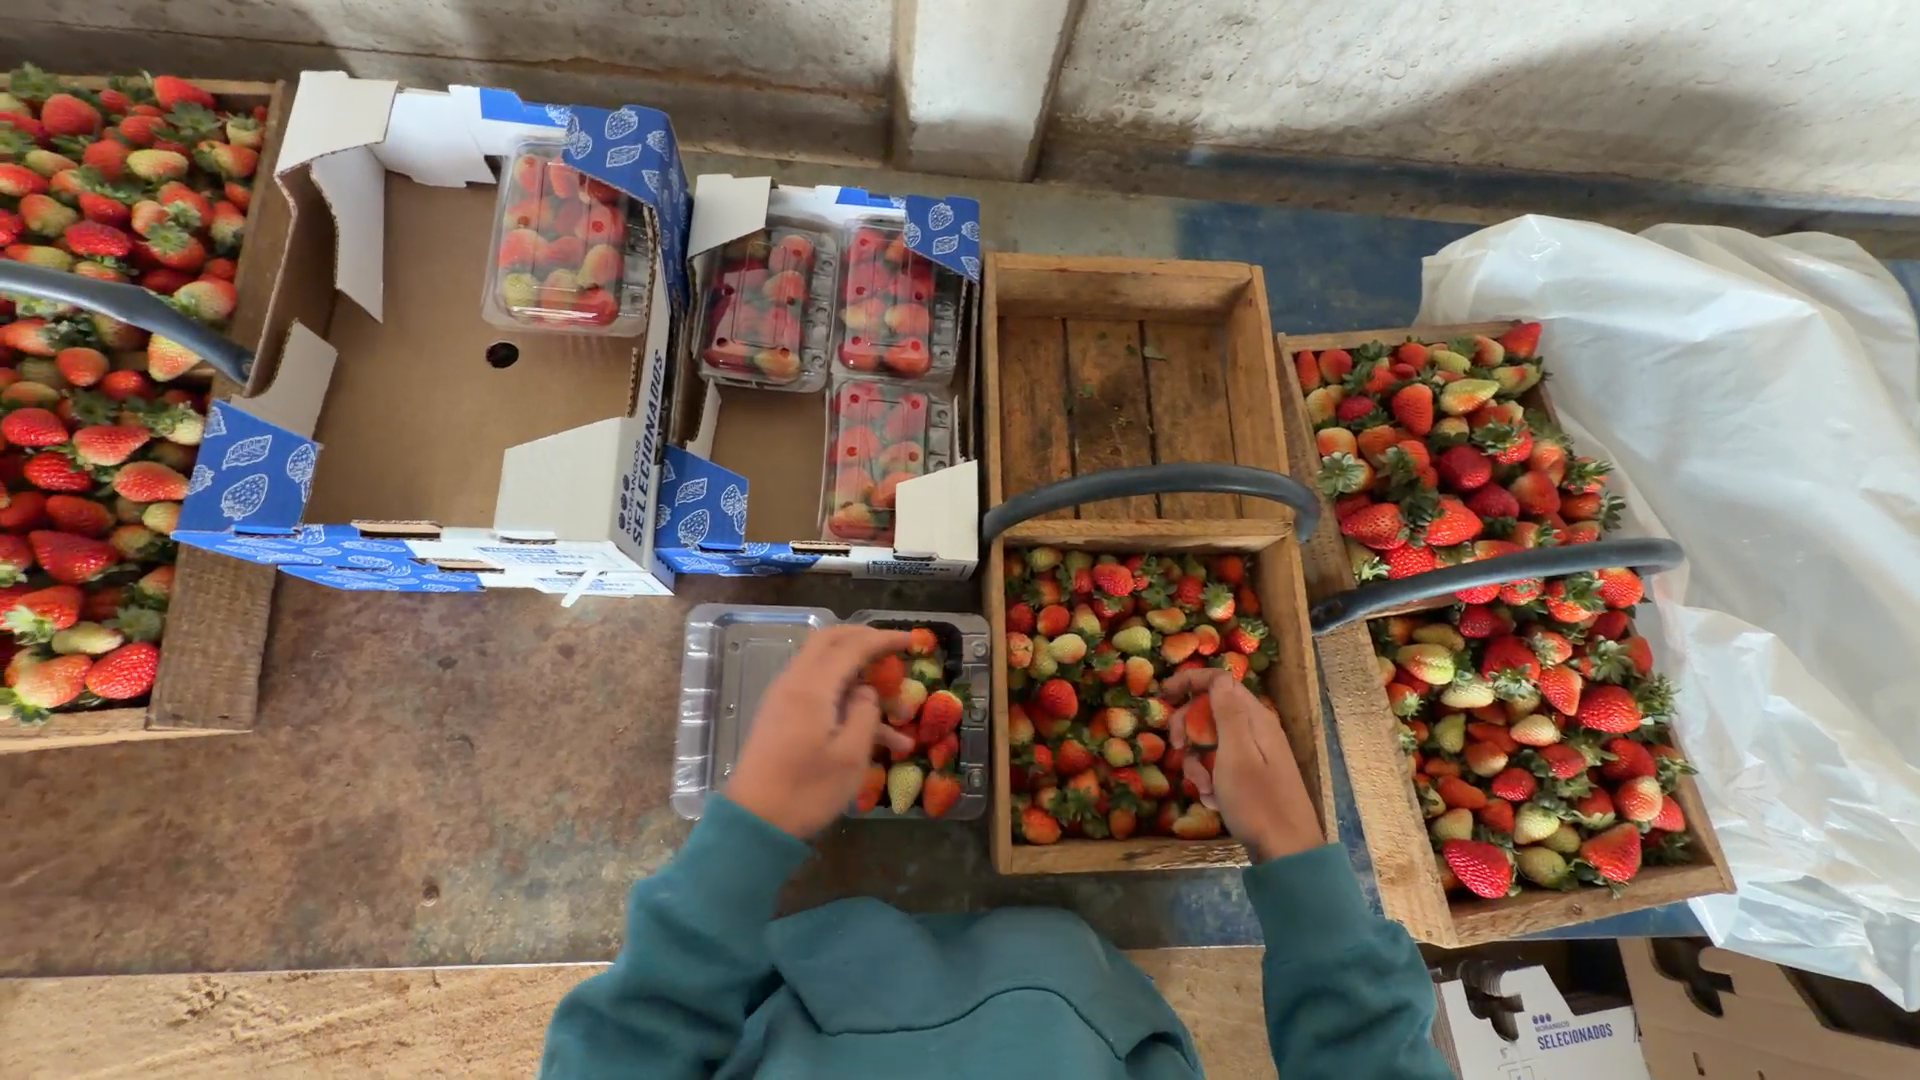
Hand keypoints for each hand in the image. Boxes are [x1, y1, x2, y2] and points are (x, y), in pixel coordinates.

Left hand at [726, 626, 914, 837]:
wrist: (754, 824)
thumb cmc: (807, 791)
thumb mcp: (851, 755)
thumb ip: (865, 712)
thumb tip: (866, 691)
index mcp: (812, 687)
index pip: (852, 646)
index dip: (883, 639)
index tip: (912, 640)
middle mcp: (794, 682)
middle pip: (830, 641)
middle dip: (864, 639)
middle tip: (893, 649)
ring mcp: (784, 698)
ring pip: (825, 666)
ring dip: (858, 672)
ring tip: (895, 704)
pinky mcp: (781, 716)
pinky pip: (818, 691)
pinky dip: (845, 698)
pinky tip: (878, 735)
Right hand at [1163, 668, 1324, 861]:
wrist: (1286, 852)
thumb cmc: (1257, 801)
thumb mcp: (1236, 753)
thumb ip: (1227, 712)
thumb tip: (1220, 676)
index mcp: (1255, 718)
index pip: (1219, 681)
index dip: (1189, 682)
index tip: (1163, 696)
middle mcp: (1255, 730)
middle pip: (1210, 710)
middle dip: (1188, 728)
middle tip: (1178, 748)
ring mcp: (1253, 754)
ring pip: (1210, 740)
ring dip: (1197, 761)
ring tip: (1202, 787)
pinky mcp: (1249, 775)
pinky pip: (1218, 764)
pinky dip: (1208, 778)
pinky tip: (1211, 799)